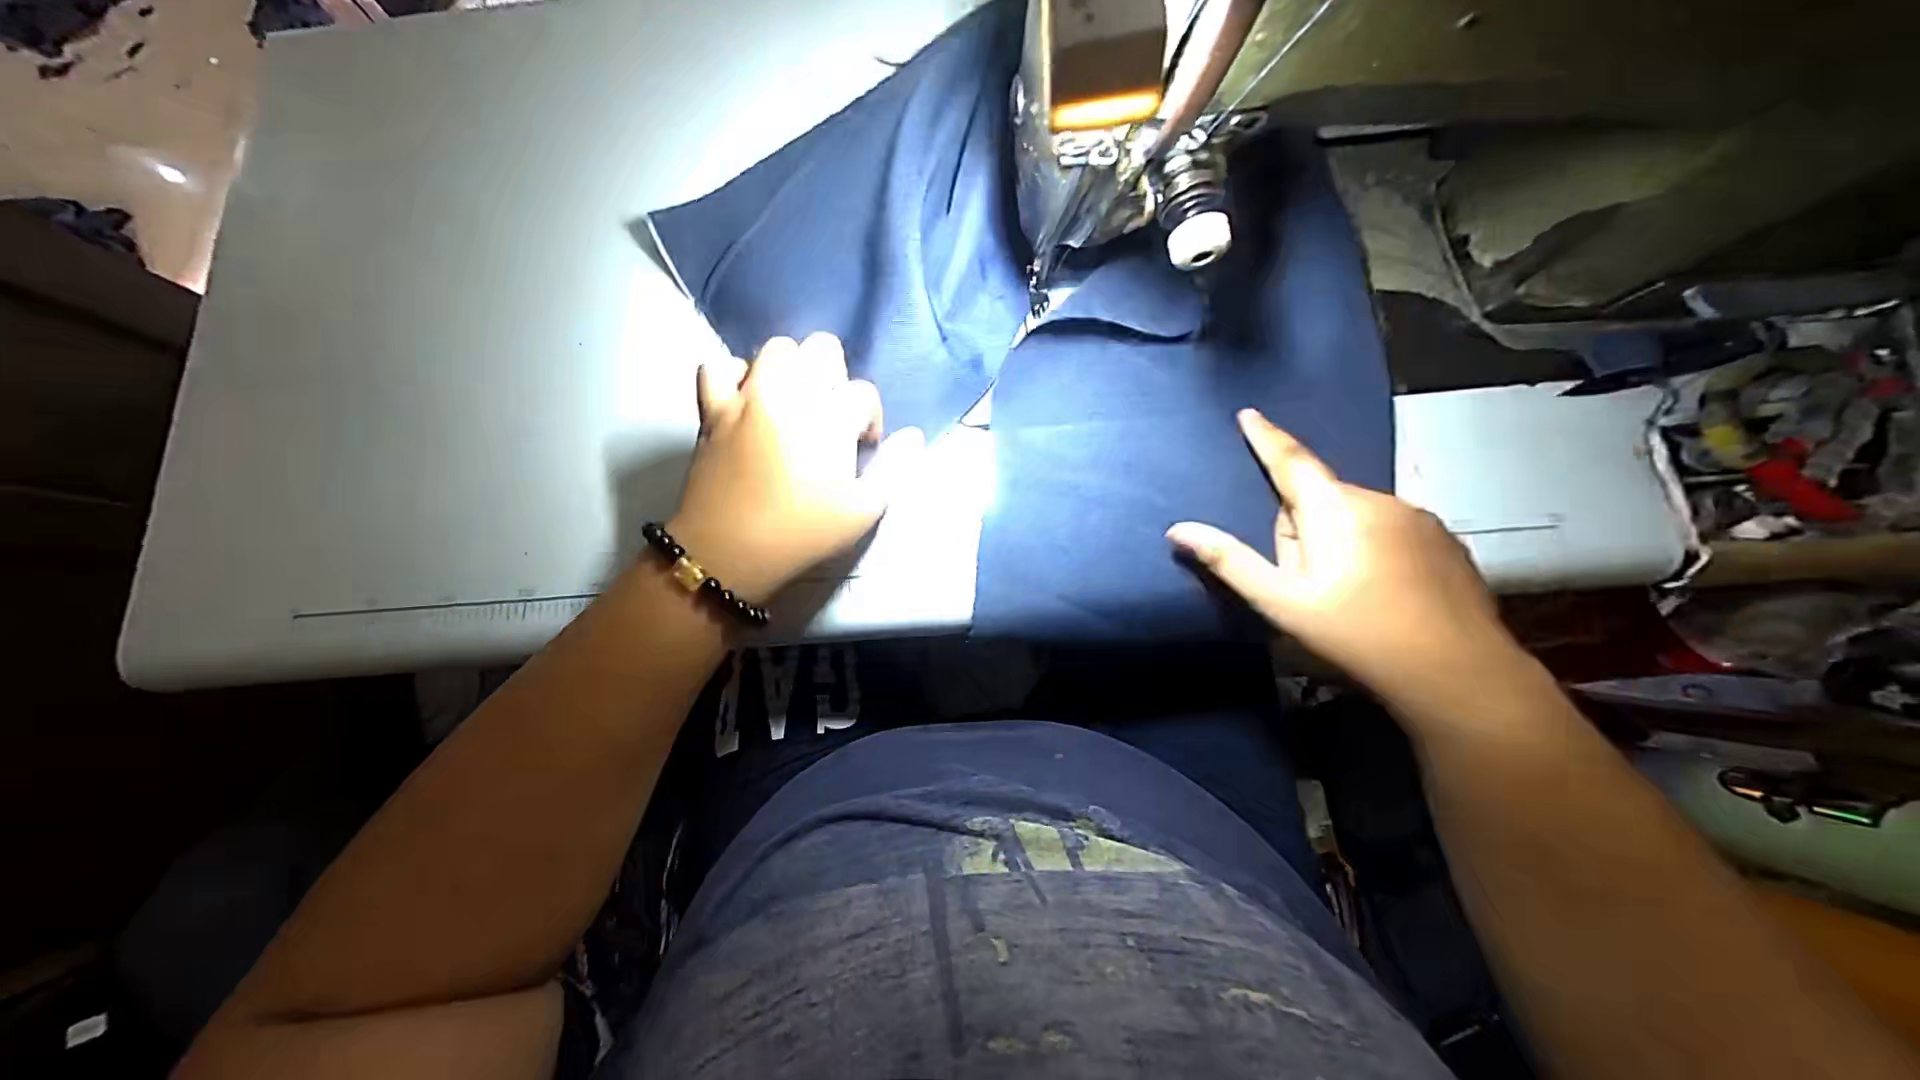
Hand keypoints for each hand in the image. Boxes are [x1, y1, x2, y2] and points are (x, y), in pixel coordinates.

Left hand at [668, 332, 923, 602]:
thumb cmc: (803, 533)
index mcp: (830, 418)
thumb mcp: (863, 511)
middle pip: (821, 349)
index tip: (862, 448)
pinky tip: (746, 398)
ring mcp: (748, 397)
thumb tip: (912, 436)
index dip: (869, 420)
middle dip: (834, 376)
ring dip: (791, 368)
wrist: (729, 550)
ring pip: (775, 350)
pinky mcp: (713, 409)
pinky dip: (736, 376)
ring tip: (793, 402)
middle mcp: (790, 394)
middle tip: (830, 414)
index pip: (862, 393)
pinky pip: (719, 367)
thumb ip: (894, 468)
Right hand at [1167, 409, 1527, 709]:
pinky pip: (1390, 528)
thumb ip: (1230, 561)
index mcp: (1332, 510)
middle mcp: (1377, 499)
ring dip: (1339, 539)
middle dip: (1302, 528)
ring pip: (1354, 516)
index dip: (1266, 437)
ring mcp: (1418, 517)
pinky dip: (1375, 548)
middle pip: (1319, 500)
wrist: (1456, 671)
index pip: (1290, 461)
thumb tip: (1178, 529)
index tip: (1249, 413)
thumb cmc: (1355, 634)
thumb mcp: (1281, 602)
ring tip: (1348, 593)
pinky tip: (1384, 591)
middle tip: (1306, 583)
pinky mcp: (1445, 539)